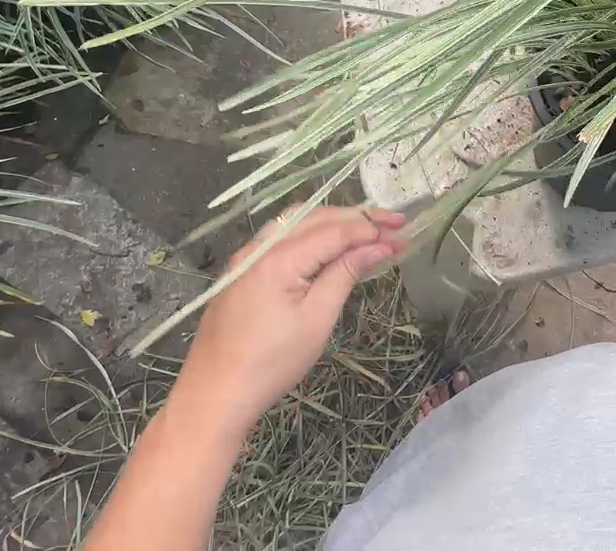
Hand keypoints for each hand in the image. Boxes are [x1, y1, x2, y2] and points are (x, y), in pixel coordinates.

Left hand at [172, 206, 406, 438]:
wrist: (212, 399)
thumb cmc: (270, 364)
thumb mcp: (317, 320)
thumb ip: (346, 273)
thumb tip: (380, 245)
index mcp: (278, 259)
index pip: (335, 230)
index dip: (371, 229)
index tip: (402, 232)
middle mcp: (259, 248)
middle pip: (317, 217)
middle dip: (358, 218)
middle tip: (395, 223)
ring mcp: (246, 258)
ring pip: (298, 222)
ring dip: (335, 221)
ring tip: (369, 228)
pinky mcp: (242, 271)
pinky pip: (283, 238)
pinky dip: (313, 234)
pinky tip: (331, 244)